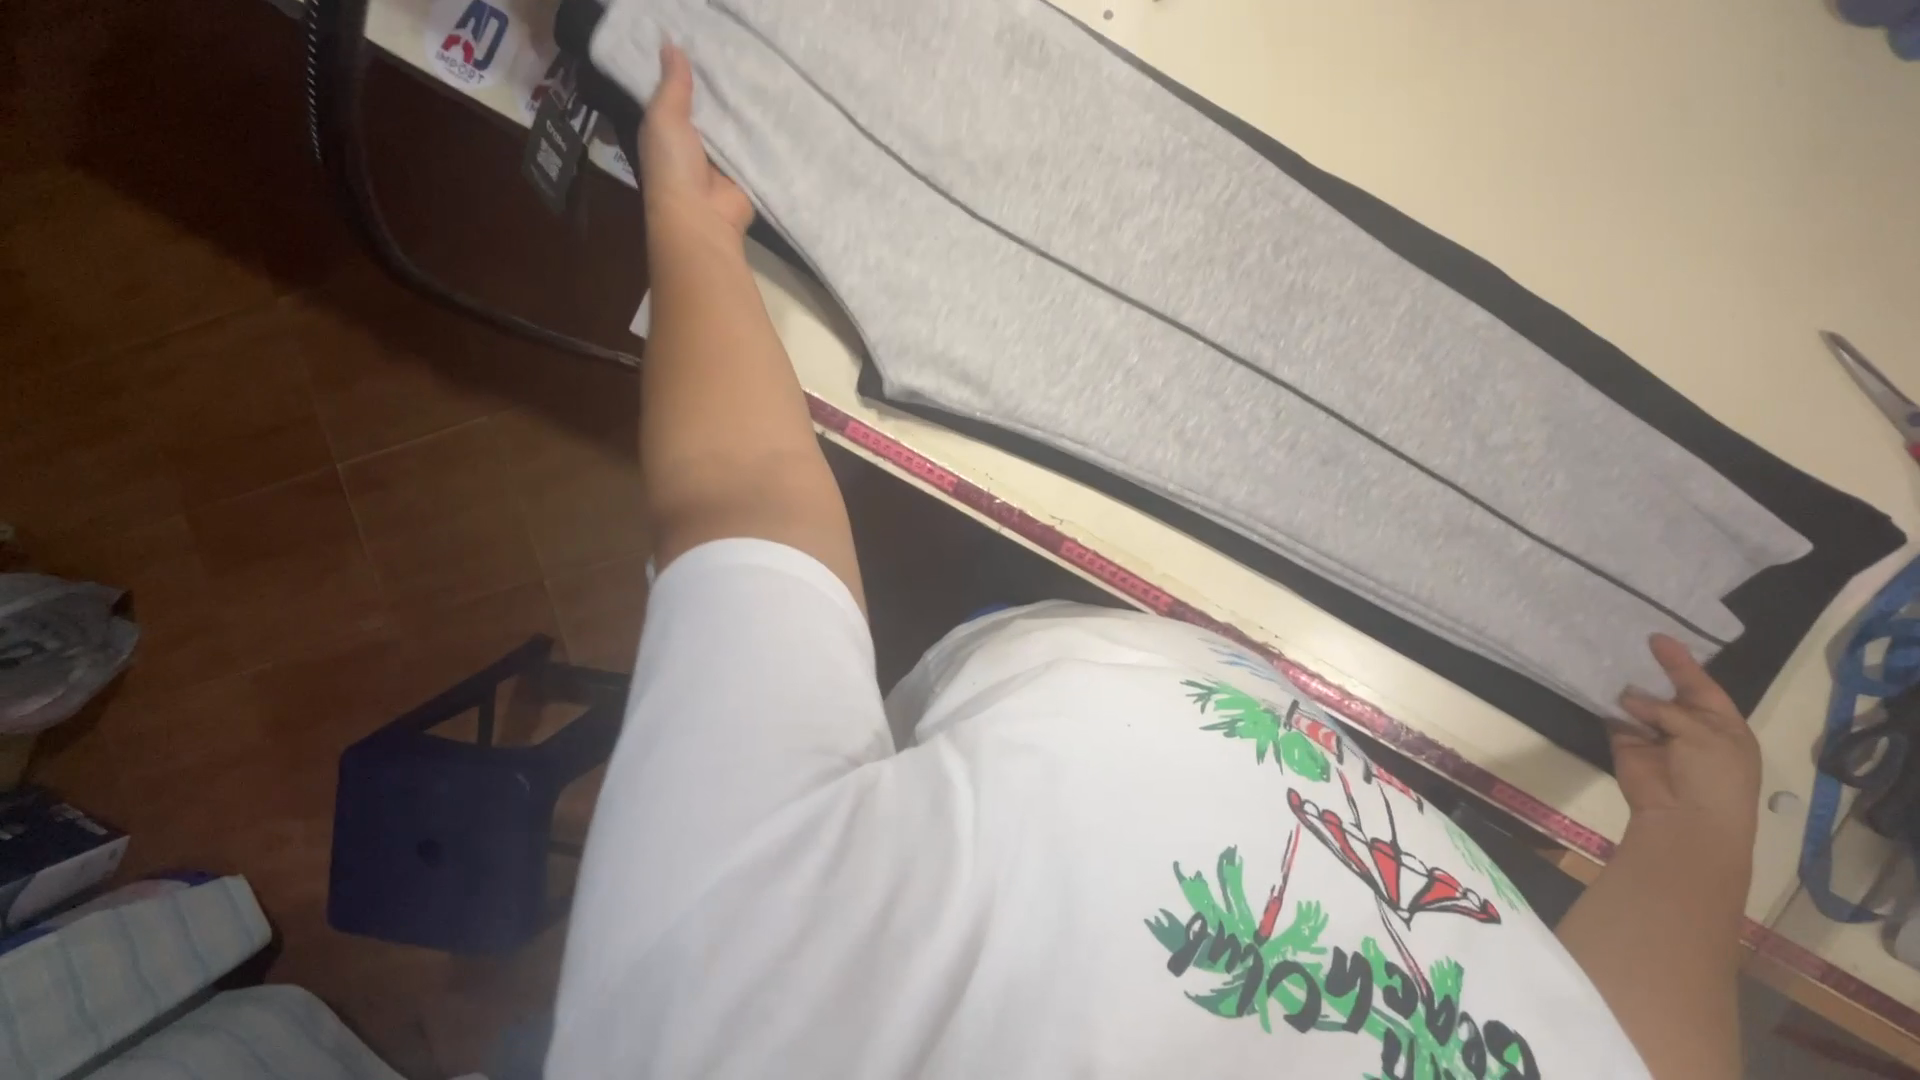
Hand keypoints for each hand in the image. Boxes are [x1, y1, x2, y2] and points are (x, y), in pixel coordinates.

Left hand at [640, 42, 754, 240]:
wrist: (701, 217)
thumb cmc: (673, 165)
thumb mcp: (663, 116)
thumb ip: (672, 84)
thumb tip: (670, 43)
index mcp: (668, 129)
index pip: (678, 93)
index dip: (689, 70)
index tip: (704, 39)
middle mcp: (695, 143)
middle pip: (711, 108)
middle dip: (723, 85)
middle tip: (742, 49)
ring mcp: (723, 158)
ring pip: (735, 124)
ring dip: (746, 105)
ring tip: (764, 68)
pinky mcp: (747, 171)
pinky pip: (757, 144)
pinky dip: (765, 130)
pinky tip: (779, 104)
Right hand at [1612, 634, 1761, 851]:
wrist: (1686, 817)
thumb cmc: (1713, 776)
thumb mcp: (1705, 735)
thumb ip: (1666, 710)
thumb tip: (1626, 697)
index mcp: (1721, 725)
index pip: (1700, 685)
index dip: (1680, 663)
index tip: (1657, 638)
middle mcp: (1688, 727)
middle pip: (1665, 691)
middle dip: (1650, 671)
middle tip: (1626, 643)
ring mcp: (1655, 735)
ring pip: (1637, 703)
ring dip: (1625, 686)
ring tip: (1606, 658)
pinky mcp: (1625, 742)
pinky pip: (1615, 718)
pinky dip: (1606, 703)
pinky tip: (1595, 683)